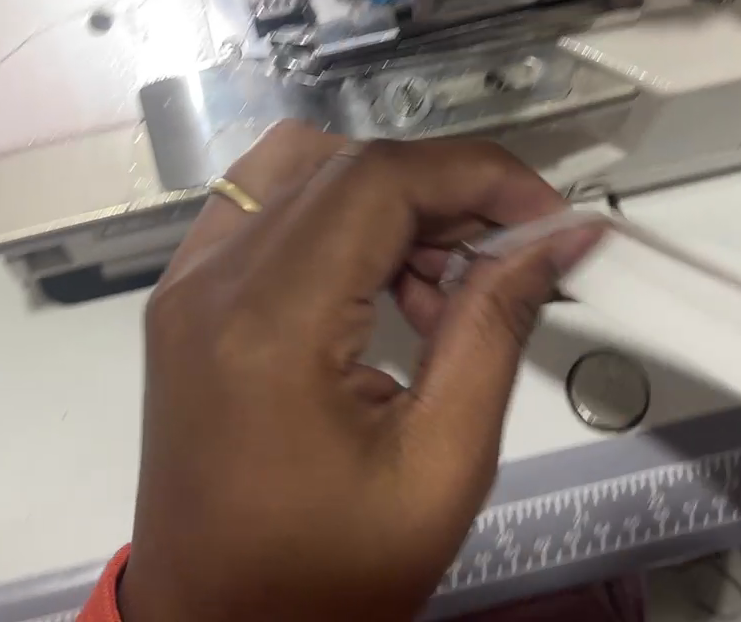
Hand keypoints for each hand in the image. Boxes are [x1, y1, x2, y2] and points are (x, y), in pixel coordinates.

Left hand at [120, 122, 597, 621]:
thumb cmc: (327, 574)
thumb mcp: (442, 466)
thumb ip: (495, 328)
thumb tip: (557, 237)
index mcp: (270, 322)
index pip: (378, 180)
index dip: (474, 174)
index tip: (546, 215)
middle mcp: (211, 276)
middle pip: (342, 166)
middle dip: (439, 190)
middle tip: (501, 253)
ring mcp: (186, 276)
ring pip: (299, 166)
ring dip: (385, 197)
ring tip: (437, 280)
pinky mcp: (183, 288)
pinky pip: (263, 203)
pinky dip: (333, 213)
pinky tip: (376, 281)